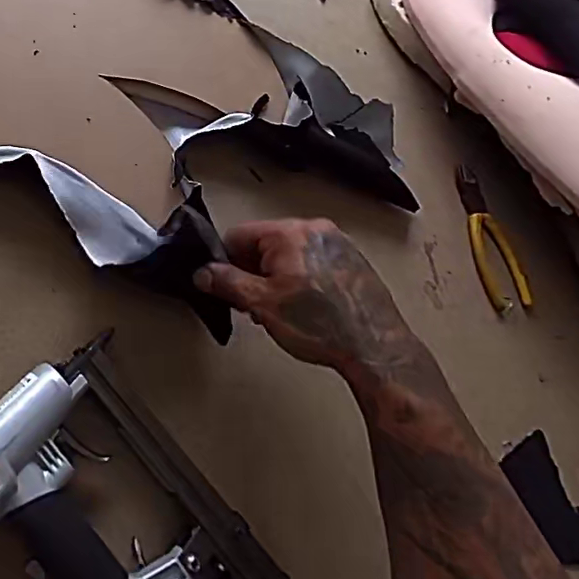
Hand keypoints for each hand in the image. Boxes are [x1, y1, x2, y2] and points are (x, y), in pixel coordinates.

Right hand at [193, 218, 414, 370]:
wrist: (375, 348)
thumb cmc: (323, 325)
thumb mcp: (261, 304)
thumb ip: (225, 283)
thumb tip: (204, 273)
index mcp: (290, 232)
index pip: (238, 235)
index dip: (225, 263)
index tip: (225, 285)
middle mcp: (315, 229)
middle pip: (263, 243)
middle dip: (252, 272)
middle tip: (253, 302)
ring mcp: (337, 244)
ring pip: (288, 254)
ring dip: (276, 277)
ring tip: (281, 310)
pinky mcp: (352, 261)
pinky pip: (312, 261)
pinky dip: (301, 279)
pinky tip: (304, 307)